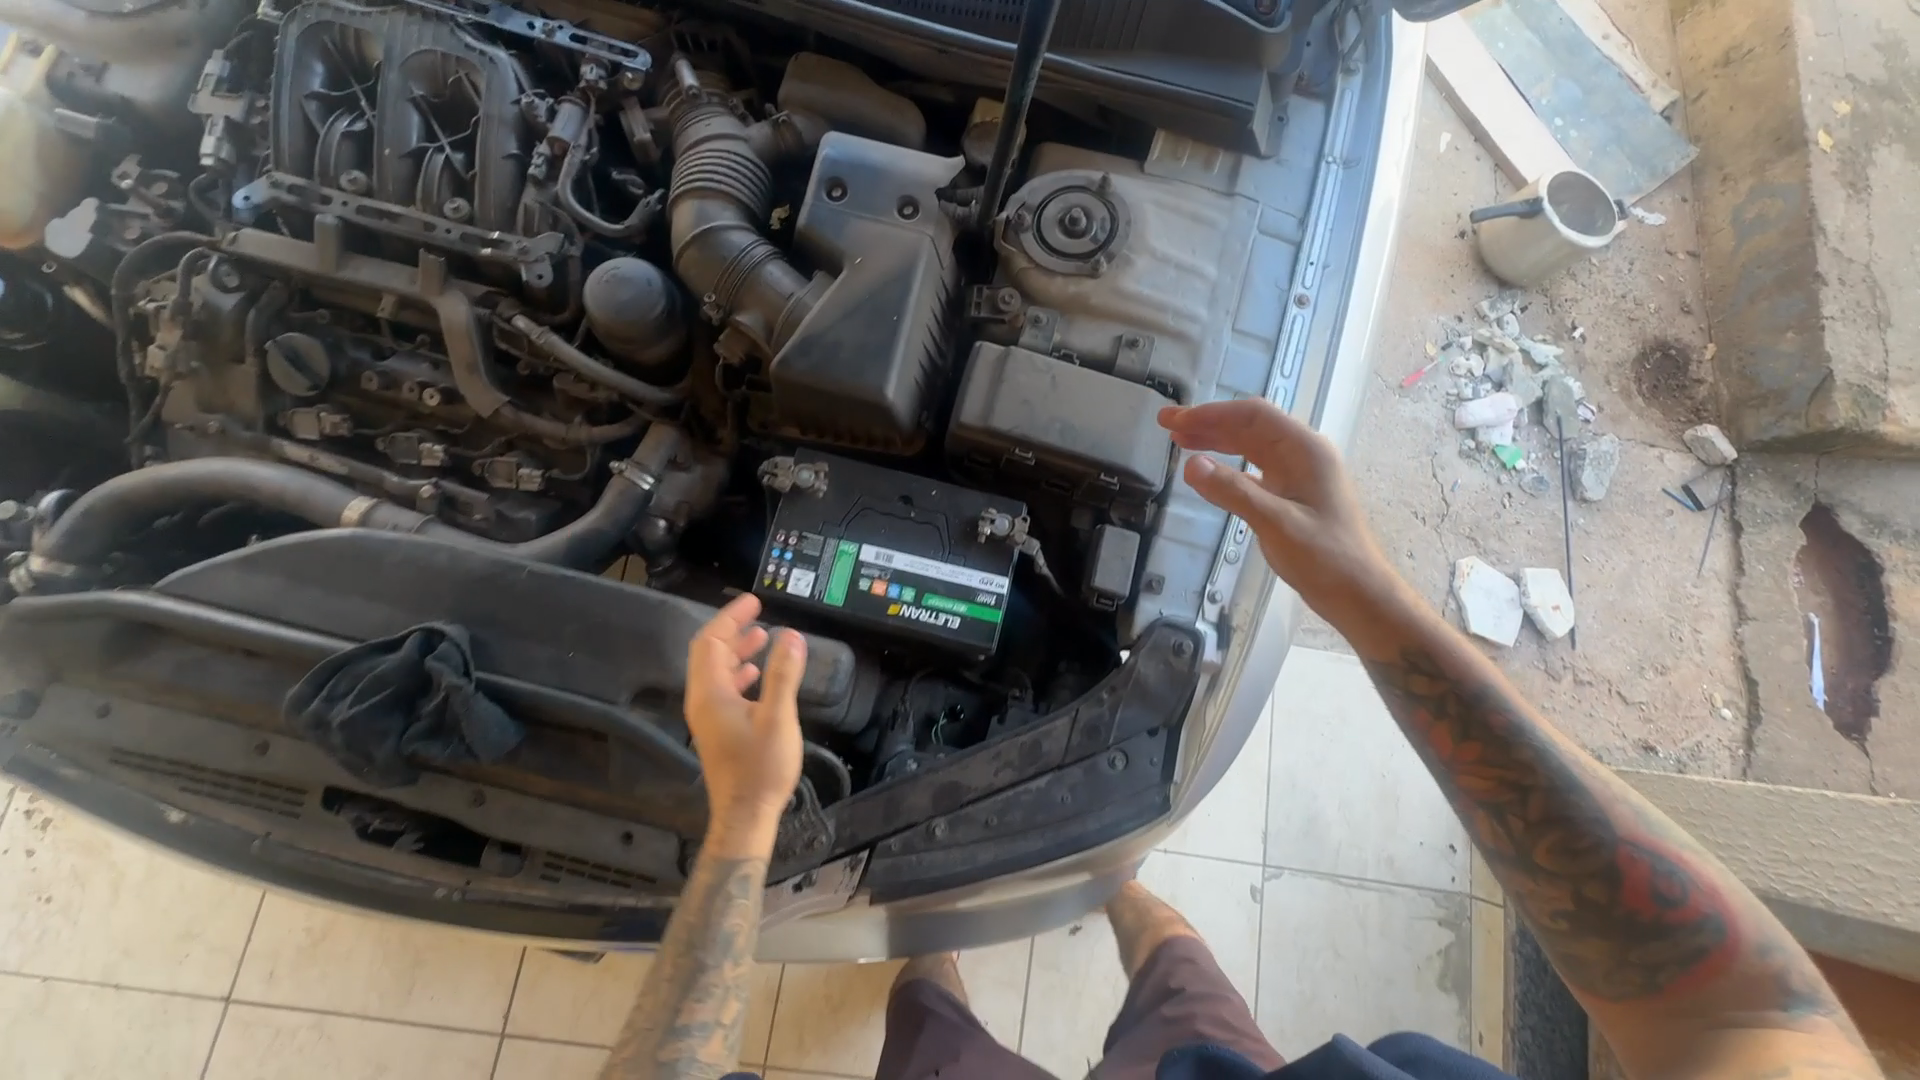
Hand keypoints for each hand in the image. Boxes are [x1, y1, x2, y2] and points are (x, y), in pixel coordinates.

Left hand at [684, 593, 806, 852]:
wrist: (745, 815)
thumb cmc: (761, 767)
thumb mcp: (778, 718)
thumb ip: (784, 675)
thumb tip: (790, 635)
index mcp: (710, 693)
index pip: (711, 642)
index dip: (729, 618)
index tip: (754, 602)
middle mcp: (702, 701)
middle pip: (709, 653)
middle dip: (732, 629)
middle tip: (757, 612)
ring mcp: (708, 717)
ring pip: (716, 671)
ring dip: (737, 650)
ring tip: (762, 636)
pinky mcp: (718, 729)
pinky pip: (723, 689)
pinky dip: (740, 673)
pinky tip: (758, 674)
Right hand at [1159, 401, 1400, 621]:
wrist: (1357, 593)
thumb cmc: (1325, 557)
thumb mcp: (1276, 523)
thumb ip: (1233, 492)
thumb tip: (1191, 465)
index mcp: (1305, 450)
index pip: (1252, 416)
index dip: (1210, 414)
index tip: (1174, 421)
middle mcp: (1301, 454)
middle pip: (1249, 426)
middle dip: (1207, 422)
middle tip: (1167, 426)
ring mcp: (1296, 474)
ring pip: (1250, 446)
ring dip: (1215, 440)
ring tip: (1180, 442)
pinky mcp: (1290, 494)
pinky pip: (1253, 469)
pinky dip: (1227, 465)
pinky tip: (1207, 472)